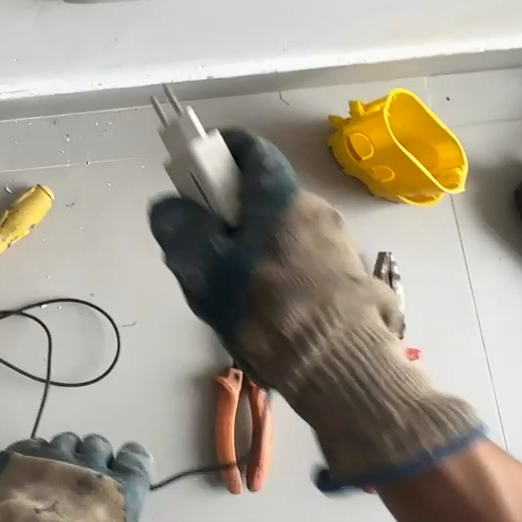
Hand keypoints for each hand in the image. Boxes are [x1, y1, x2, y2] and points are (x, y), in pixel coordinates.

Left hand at [0, 434, 175, 521]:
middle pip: (97, 444)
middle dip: (95, 459)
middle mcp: (88, 466)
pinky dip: (29, 460)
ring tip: (53, 481)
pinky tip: (24, 480)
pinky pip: (27, 447)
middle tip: (86, 485)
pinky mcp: (14, 461)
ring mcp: (49, 459)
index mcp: (123, 492)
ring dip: (62, 457)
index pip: (137, 459)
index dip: (133, 464)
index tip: (127, 476)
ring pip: (62, 442)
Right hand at [147, 129, 483, 488]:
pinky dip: (282, 273)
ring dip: (257, 248)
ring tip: (235, 293)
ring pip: (285, 233)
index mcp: (281, 198)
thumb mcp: (207, 272)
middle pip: (265, 197)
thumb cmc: (269, 311)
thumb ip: (182, 231)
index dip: (222, 152)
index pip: (252, 151)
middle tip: (206, 249)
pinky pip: (306, 263)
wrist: (343, 371)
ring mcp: (340, 246)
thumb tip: (169, 207)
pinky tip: (270, 314)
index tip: (198, 171)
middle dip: (232, 215)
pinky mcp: (352, 281)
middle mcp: (316, 211)